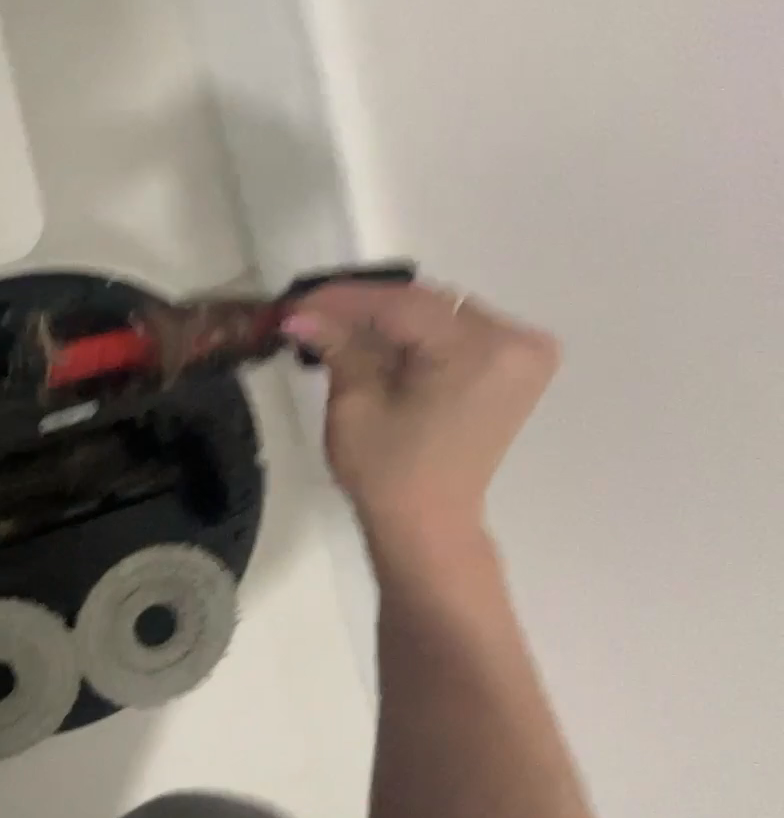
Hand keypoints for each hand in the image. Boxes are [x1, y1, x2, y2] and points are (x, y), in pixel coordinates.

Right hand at [284, 283, 560, 542]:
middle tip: (309, 312)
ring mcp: (522, 352)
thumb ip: (338, 347)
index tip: (295, 303)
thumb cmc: (386, 470)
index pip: (403, 305)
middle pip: (426, 303)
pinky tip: (373, 340)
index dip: (343, 299)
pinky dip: (412, 332)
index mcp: (479, 352)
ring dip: (385, 317)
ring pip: (439, 313)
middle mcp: (515, 341)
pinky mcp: (514, 365)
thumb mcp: (354, 405)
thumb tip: (299, 313)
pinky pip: (455, 330)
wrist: (427, 518)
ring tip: (334, 325)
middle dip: (363, 306)